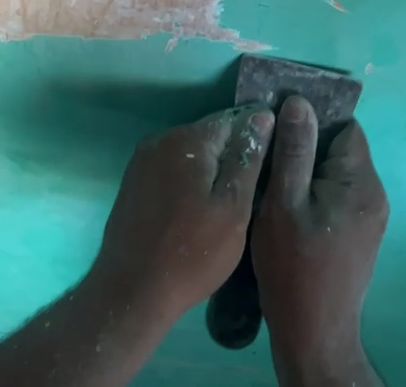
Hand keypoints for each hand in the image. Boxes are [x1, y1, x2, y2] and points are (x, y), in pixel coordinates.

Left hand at [87, 104, 275, 320]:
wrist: (133, 288)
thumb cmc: (192, 252)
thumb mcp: (233, 208)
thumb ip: (248, 158)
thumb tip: (262, 116)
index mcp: (188, 138)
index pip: (232, 120)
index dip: (255, 137)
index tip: (271, 162)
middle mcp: (161, 138)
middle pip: (208, 135)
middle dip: (231, 154)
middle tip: (252, 189)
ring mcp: (143, 159)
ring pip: (189, 153)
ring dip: (209, 169)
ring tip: (227, 201)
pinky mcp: (134, 181)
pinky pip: (171, 169)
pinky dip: (188, 180)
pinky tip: (197, 208)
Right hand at [253, 96, 388, 383]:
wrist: (314, 332)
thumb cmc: (294, 265)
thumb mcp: (284, 201)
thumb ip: (293, 150)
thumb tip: (299, 101)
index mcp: (361, 182)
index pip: (344, 127)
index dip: (311, 119)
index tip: (278, 126)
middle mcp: (374, 195)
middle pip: (340, 148)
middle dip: (305, 145)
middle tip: (267, 155)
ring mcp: (370, 217)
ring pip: (335, 172)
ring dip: (306, 170)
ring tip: (271, 180)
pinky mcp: (360, 234)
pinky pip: (336, 195)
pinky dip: (312, 191)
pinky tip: (285, 205)